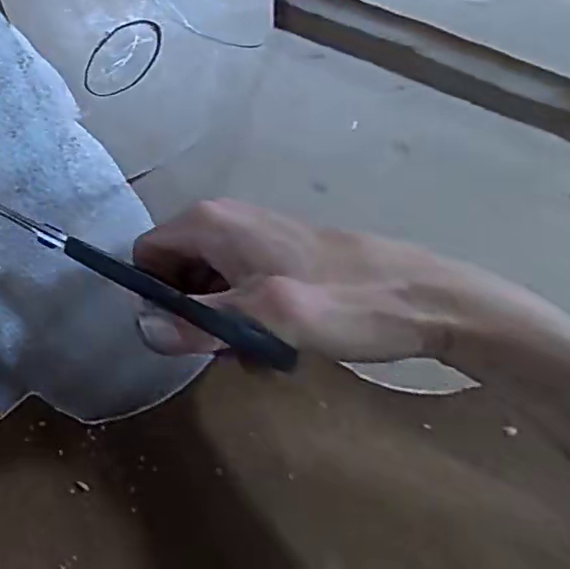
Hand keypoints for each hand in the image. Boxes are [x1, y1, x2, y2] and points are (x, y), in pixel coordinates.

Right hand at [131, 198, 508, 362]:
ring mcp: (249, 233)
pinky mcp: (275, 250)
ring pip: (205, 278)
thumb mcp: (267, 319)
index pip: (145, 255)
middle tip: (228, 348)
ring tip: (259, 350)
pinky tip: (277, 338)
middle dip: (192, 311)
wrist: (429, 298)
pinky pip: (235, 280)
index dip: (156, 297)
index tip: (188, 334)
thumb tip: (141, 329)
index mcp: (207, 221)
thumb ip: (201, 322)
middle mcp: (220, 218)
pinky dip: (244, 311)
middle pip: (174, 268)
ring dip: (220, 317)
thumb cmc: (344, 302)